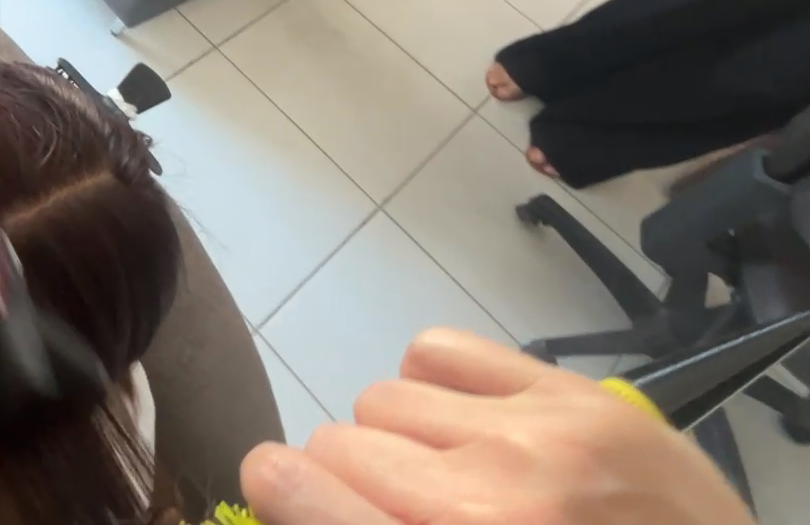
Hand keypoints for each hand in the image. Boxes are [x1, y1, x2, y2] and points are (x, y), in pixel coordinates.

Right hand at [241, 329, 753, 524]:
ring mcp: (543, 441)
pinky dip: (438, 387)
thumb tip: (276, 489)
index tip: (278, 491)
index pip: (294, 488)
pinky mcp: (581, 399)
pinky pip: (434, 349)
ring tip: (466, 481)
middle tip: (414, 516)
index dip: (275, 490)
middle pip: (334, 442)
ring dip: (404, 440)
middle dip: (359, 481)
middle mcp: (495, 504)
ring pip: (380, 398)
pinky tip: (485, 432)